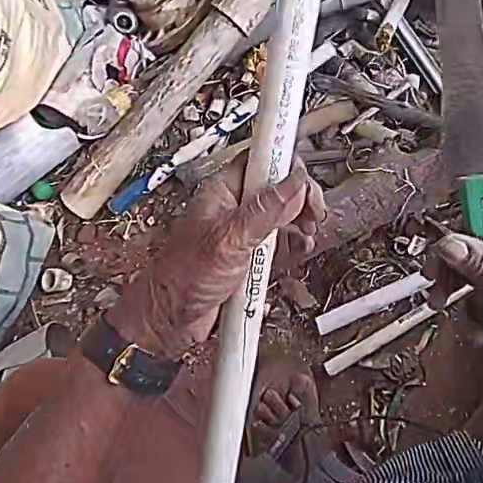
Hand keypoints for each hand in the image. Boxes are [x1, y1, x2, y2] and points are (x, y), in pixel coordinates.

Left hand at [108, 161, 326, 360]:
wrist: (168, 321)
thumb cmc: (180, 278)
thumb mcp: (228, 240)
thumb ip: (264, 211)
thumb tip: (293, 183)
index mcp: (223, 193)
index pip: (259, 161)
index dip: (284, 164)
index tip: (305, 174)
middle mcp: (235, 210)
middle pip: (278, 189)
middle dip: (300, 197)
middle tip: (313, 210)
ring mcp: (244, 234)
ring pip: (283, 216)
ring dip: (300, 222)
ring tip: (308, 230)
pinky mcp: (251, 257)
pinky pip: (280, 244)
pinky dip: (294, 245)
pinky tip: (300, 246)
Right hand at [426, 205, 482, 379]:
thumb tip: (452, 243)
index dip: (466, 218)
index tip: (443, 231)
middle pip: (474, 245)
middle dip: (453, 262)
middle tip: (437, 275)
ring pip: (471, 274)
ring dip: (456, 290)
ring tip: (445, 300)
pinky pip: (477, 300)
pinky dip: (470, 313)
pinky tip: (474, 326)